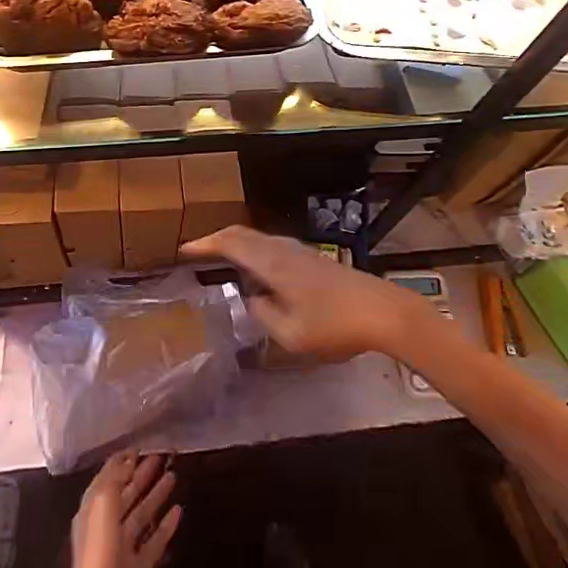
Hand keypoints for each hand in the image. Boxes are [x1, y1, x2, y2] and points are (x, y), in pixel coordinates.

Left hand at [66, 452, 181, 567]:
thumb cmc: (100, 554)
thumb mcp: (103, 507)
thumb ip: (115, 480)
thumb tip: (128, 457)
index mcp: (92, 511)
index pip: (106, 479)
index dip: (121, 462)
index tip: (139, 445)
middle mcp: (106, 527)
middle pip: (126, 495)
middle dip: (142, 474)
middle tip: (162, 456)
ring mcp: (122, 549)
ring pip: (141, 515)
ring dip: (155, 496)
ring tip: (173, 476)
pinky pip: (154, 542)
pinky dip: (165, 527)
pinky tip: (178, 512)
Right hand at [181, 226, 434, 361]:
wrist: (384, 313)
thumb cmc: (335, 326)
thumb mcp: (291, 334)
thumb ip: (263, 315)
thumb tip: (251, 299)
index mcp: (273, 264)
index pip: (230, 244)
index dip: (204, 244)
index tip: (183, 250)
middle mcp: (284, 250)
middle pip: (243, 234)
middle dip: (217, 238)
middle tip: (197, 251)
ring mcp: (301, 252)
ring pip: (259, 237)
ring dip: (236, 242)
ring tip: (221, 256)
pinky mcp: (314, 260)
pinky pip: (272, 245)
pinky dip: (253, 249)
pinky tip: (258, 267)